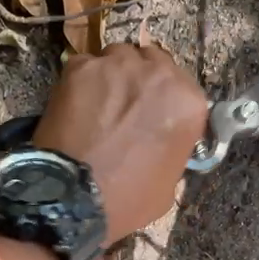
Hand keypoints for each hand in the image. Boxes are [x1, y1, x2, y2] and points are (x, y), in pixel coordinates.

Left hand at [33, 44, 208, 241]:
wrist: (72, 200)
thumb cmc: (124, 202)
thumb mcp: (168, 186)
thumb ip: (171, 150)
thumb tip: (161, 142)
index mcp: (188, 102)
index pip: (178, 85)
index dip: (158, 100)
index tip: (145, 115)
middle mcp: (159, 74)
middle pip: (149, 61)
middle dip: (135, 81)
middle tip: (118, 108)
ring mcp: (118, 66)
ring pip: (115, 58)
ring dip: (107, 77)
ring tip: (92, 106)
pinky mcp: (80, 69)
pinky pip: (82, 66)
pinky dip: (78, 82)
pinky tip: (70, 107)